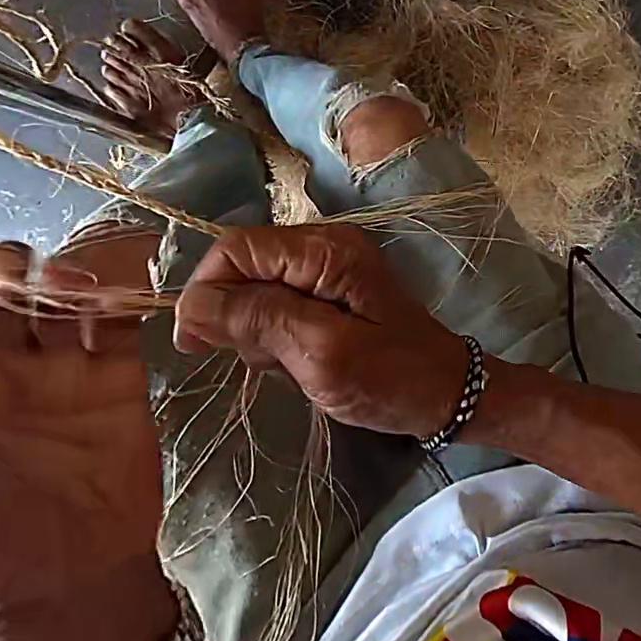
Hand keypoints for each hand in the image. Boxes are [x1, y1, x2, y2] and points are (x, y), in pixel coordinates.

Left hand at [0, 207, 171, 640]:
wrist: (73, 597)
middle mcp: (3, 374)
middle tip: (8, 270)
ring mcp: (65, 373)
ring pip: (61, 299)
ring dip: (63, 275)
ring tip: (66, 283)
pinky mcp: (119, 380)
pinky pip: (121, 324)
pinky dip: (124, 294)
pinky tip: (124, 276)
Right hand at [172, 224, 468, 436]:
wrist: (446, 394)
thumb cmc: (392, 379)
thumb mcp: (323, 354)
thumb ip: (261, 320)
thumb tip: (194, 303)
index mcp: (325, 250)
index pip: (237, 247)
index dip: (207, 289)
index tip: (197, 341)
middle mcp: (323, 246)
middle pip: (243, 268)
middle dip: (238, 318)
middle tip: (271, 361)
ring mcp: (326, 268)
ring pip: (255, 292)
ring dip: (258, 335)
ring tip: (293, 366)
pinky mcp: (327, 292)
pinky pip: (276, 309)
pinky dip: (275, 340)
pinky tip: (299, 362)